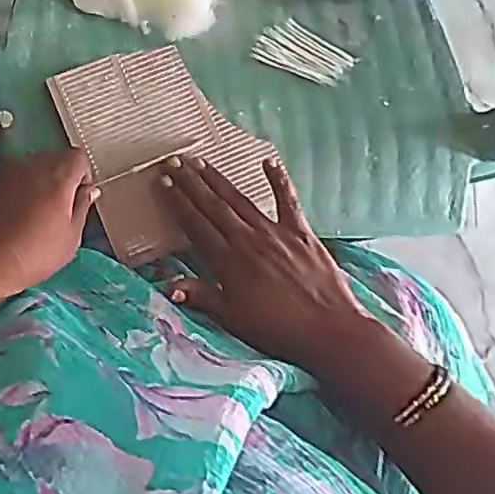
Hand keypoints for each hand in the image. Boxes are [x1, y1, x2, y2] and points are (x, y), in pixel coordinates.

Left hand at [0, 149, 97, 297]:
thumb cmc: (33, 254)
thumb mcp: (70, 238)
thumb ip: (82, 207)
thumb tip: (90, 190)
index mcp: (57, 176)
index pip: (78, 156)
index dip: (83, 174)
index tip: (80, 195)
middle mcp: (32, 165)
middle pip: (55, 157)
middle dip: (63, 174)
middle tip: (62, 205)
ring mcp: (9, 171)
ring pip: (34, 165)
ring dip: (41, 180)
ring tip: (40, 210)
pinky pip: (16, 176)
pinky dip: (23, 187)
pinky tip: (20, 213)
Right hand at [159, 156, 393, 385]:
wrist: (330, 332)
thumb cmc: (277, 329)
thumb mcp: (233, 318)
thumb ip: (201, 297)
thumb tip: (167, 285)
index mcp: (227, 261)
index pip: (195, 224)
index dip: (178, 202)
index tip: (164, 183)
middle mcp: (247, 240)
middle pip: (212, 206)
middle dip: (190, 182)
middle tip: (173, 162)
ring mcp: (275, 233)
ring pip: (239, 199)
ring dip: (217, 179)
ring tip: (199, 161)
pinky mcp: (301, 233)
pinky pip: (288, 201)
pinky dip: (279, 180)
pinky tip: (269, 161)